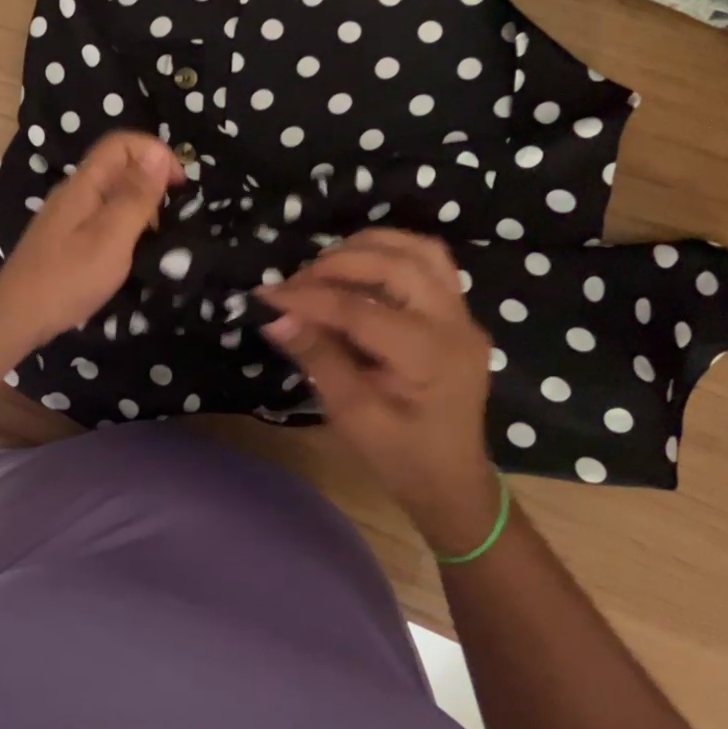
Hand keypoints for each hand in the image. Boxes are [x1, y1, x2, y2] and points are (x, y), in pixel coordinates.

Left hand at [0, 131, 182, 347]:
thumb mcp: (111, 237)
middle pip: (116, 165)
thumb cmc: (67, 278)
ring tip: (154, 235)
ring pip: (109, 193)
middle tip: (170, 213)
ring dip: (138, 203)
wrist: (16, 316)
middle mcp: (72, 193)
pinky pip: (100, 216)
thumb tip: (157, 154)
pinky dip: (122, 224)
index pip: (120, 143)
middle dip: (150, 178)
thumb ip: (135, 196)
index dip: (155, 152)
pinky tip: (128, 250)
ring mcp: (65, 216)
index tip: (180, 184)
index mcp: (82, 185)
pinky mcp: (64, 238)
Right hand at [259, 229, 500, 554]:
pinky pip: (428, 264)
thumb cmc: (399, 455)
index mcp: (430, 355)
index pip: (359, 309)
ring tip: (326, 265)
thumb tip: (275, 318)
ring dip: (369, 248)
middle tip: (297, 280)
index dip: (307, 297)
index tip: (265, 294)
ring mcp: (461, 316)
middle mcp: (454, 324)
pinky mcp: (455, 315)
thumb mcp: (351, 414)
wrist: (450, 481)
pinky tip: (356, 271)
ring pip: (420, 251)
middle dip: (339, 262)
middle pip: (398, 264)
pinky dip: (388, 256)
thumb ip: (317, 358)